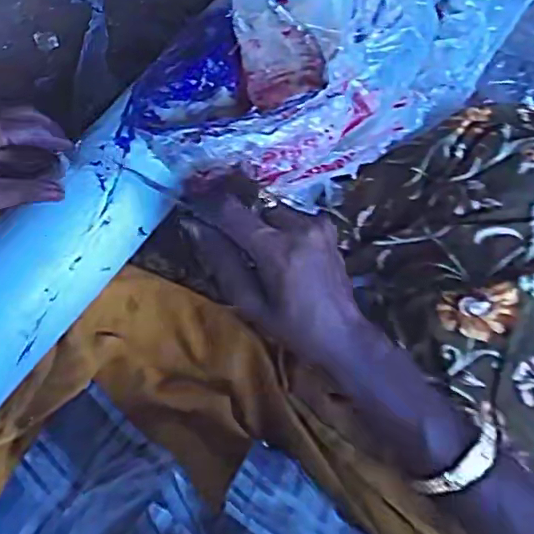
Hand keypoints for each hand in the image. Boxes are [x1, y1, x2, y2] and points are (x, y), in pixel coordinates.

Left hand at [0, 107, 72, 227]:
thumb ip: (28, 190)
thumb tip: (61, 191)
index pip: (30, 127)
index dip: (54, 138)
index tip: (74, 149)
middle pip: (23, 116)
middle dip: (47, 129)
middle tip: (66, 147)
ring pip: (12, 122)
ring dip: (34, 134)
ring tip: (54, 152)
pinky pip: (1, 132)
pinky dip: (19, 141)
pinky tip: (31, 156)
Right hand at [180, 177, 373, 374]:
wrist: (343, 335)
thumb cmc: (292, 327)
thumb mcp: (250, 303)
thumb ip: (222, 261)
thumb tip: (196, 228)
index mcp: (276, 250)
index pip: (231, 212)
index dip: (207, 202)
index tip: (190, 198)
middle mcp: (298, 228)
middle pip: (251, 208)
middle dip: (237, 221)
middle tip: (232, 243)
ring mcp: (316, 223)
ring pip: (270, 210)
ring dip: (260, 225)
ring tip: (263, 255)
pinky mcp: (326, 225)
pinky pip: (290, 216)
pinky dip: (281, 228)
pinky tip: (286, 252)